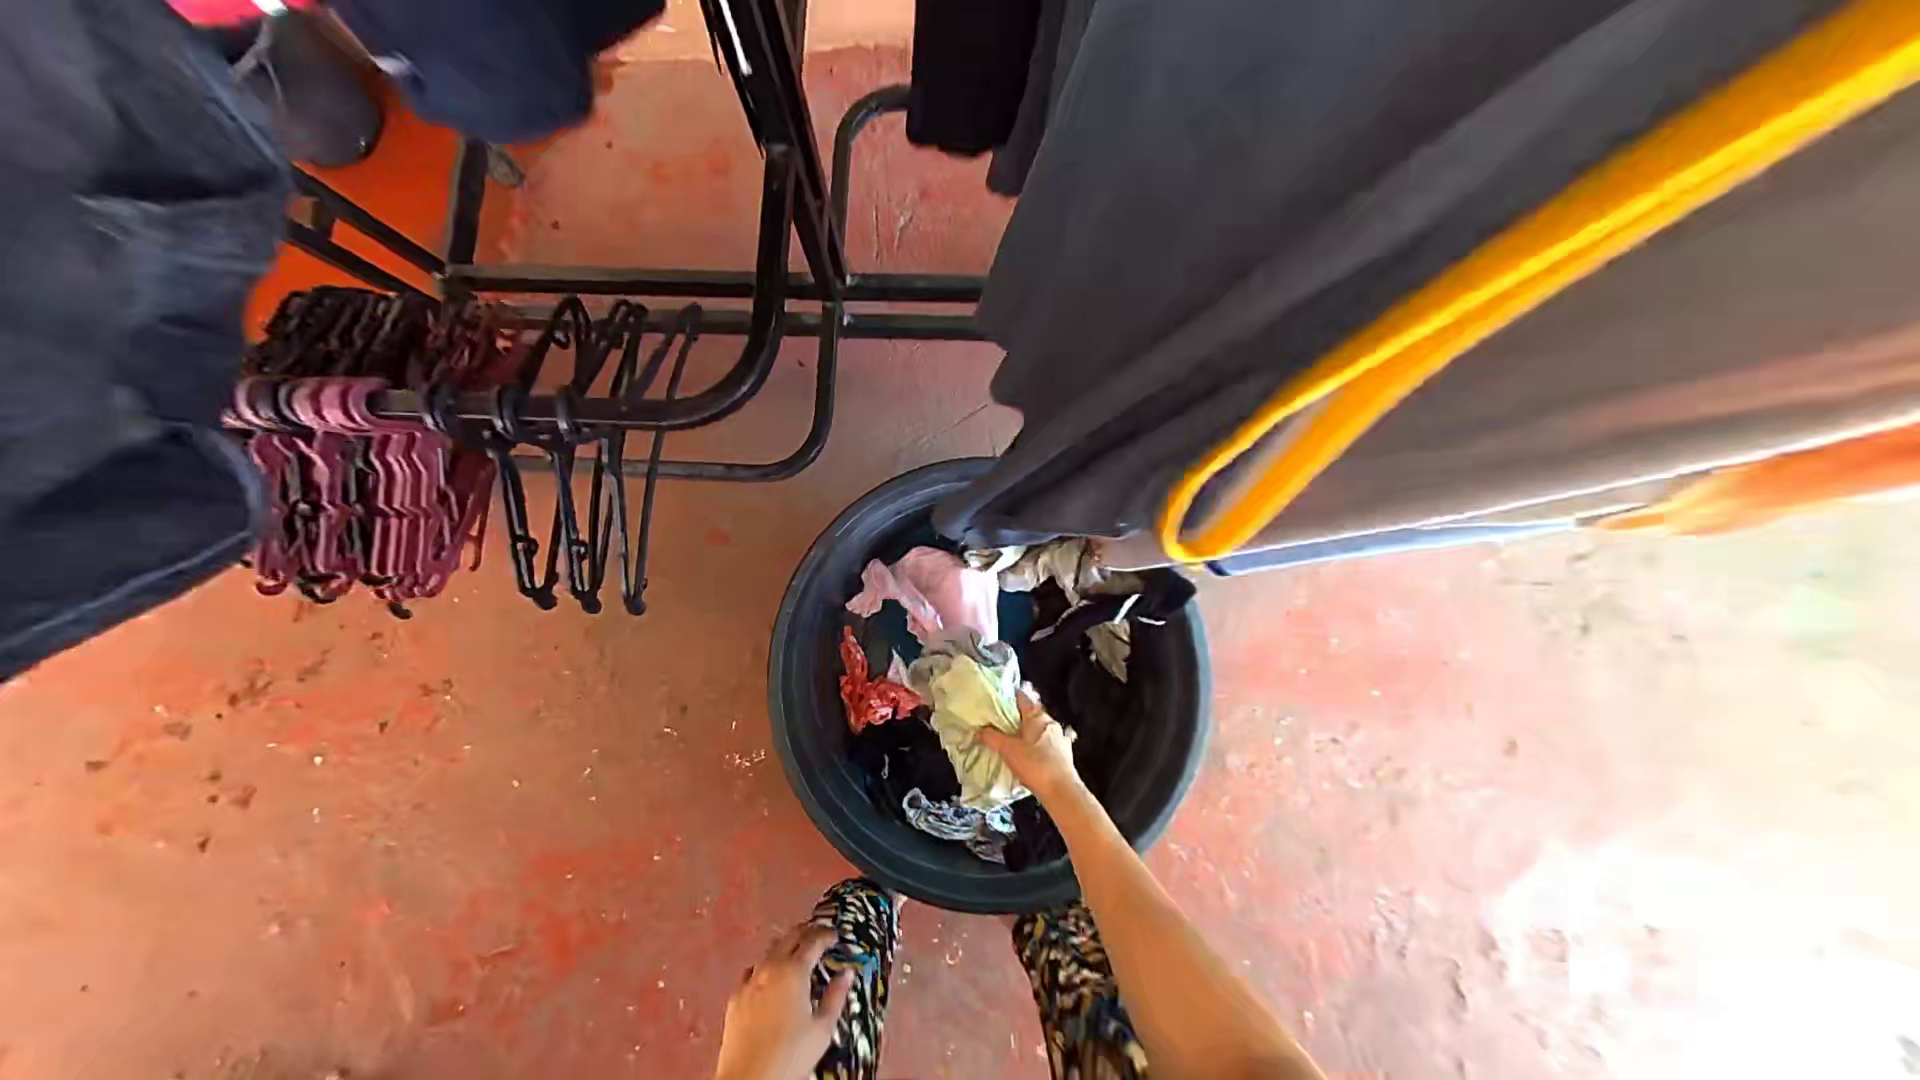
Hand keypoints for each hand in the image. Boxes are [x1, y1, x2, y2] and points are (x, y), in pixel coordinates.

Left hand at [713, 924, 854, 1079]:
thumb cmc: (791, 1055)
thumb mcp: (822, 1029)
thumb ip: (836, 996)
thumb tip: (847, 973)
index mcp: (794, 971)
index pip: (813, 940)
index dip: (826, 934)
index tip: (835, 935)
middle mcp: (771, 967)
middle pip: (790, 937)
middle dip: (807, 932)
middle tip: (819, 935)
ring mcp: (750, 981)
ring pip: (770, 950)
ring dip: (786, 945)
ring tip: (796, 952)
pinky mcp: (735, 997)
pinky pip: (752, 970)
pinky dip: (765, 965)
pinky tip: (768, 977)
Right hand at [977, 684, 1084, 805]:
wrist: (1061, 791)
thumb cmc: (1034, 765)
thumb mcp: (1007, 750)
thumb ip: (992, 737)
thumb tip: (979, 730)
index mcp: (1036, 716)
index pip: (1021, 697)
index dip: (1009, 696)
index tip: (998, 700)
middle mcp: (1050, 722)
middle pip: (1031, 712)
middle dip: (1018, 716)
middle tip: (1002, 722)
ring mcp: (1060, 737)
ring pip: (1041, 728)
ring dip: (1030, 731)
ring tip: (1016, 739)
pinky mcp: (1065, 752)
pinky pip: (1049, 742)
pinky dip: (1040, 744)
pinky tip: (1033, 754)